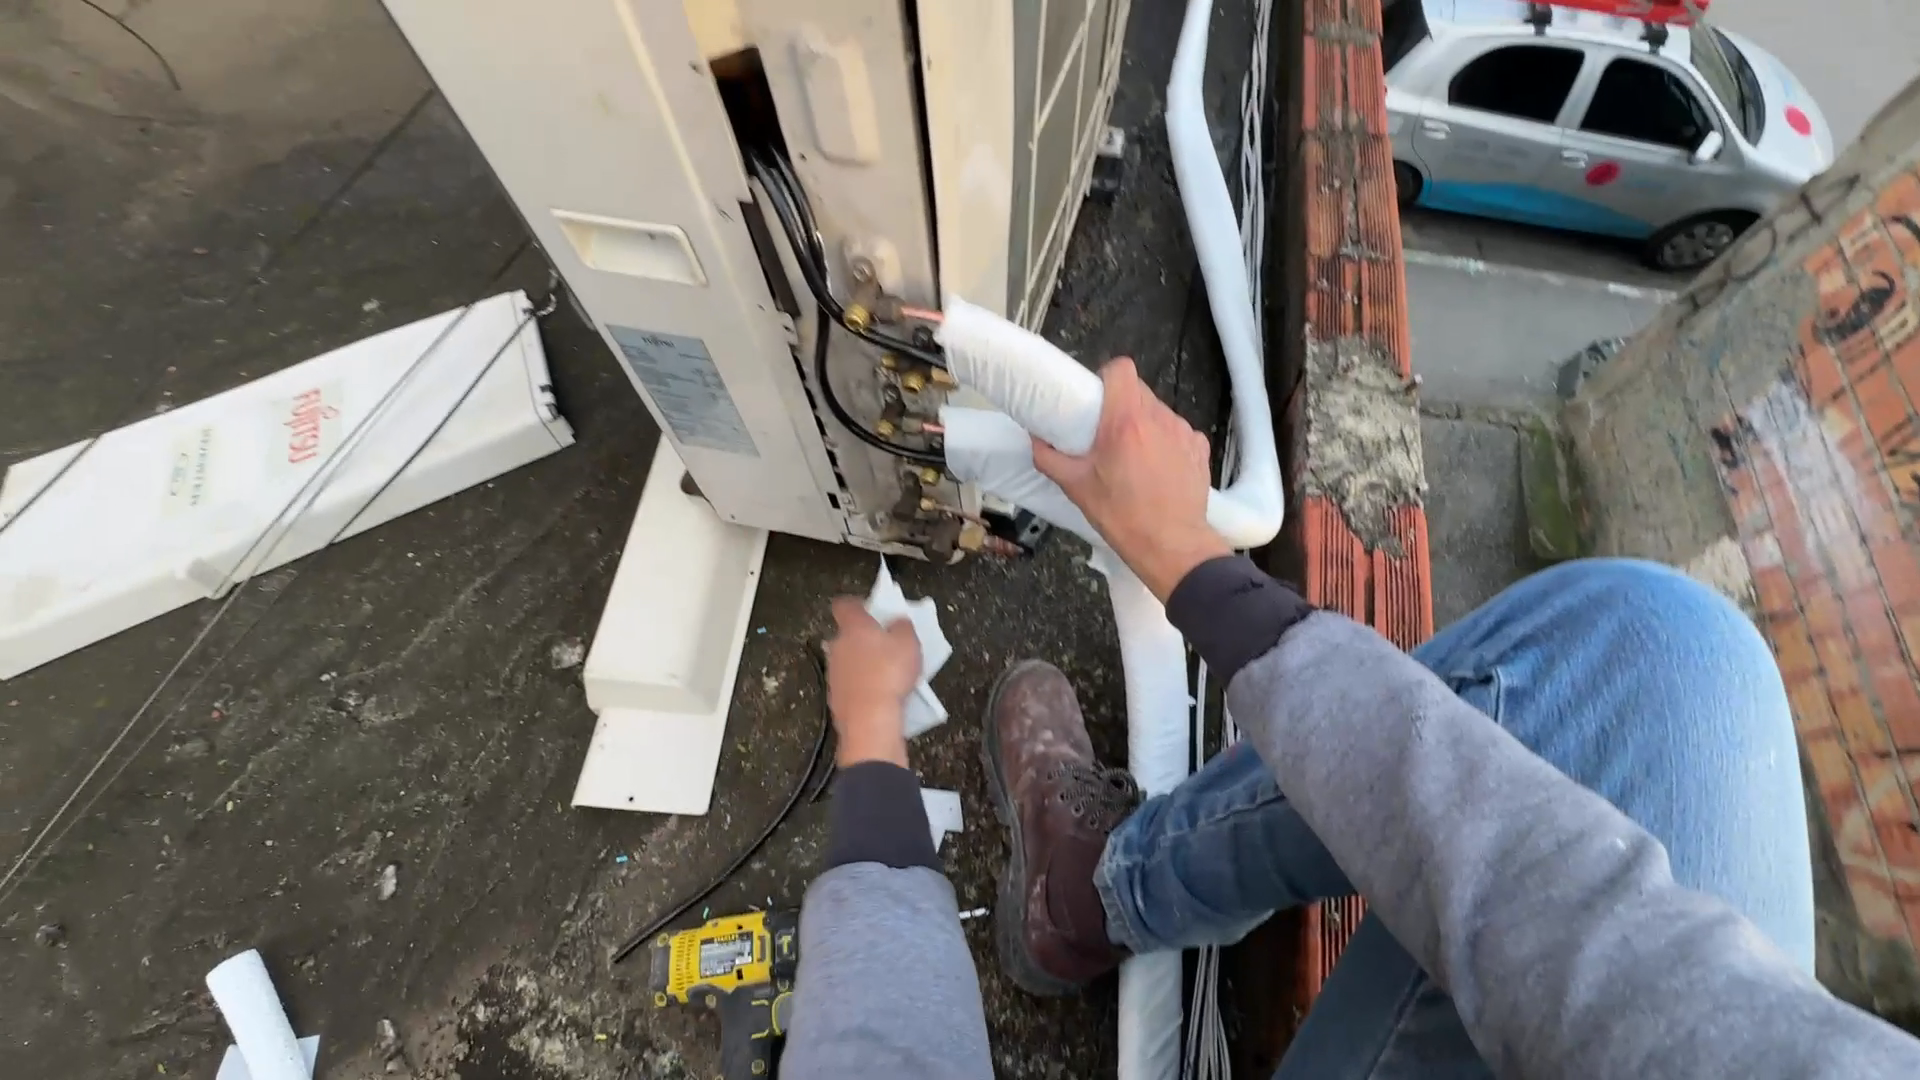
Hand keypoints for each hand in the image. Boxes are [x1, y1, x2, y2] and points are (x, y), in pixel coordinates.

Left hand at [823, 598, 921, 767]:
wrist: (869, 719)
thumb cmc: (889, 673)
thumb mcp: (909, 642)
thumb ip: (902, 626)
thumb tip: (897, 621)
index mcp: (853, 626)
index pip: (844, 604)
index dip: (857, 604)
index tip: (872, 609)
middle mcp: (837, 646)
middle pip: (847, 634)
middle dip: (864, 637)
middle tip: (886, 644)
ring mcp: (833, 672)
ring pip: (847, 660)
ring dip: (862, 663)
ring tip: (887, 673)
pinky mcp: (834, 696)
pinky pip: (850, 683)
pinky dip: (861, 685)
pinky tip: (880, 694)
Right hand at [1032, 358, 1232, 601]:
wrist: (1171, 545)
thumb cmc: (1122, 516)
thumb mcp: (1076, 487)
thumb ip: (1049, 458)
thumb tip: (1036, 439)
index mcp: (1125, 422)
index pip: (1121, 369)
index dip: (1107, 376)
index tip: (1096, 396)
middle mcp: (1158, 419)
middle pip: (1138, 391)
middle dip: (1120, 406)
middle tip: (1106, 434)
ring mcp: (1183, 432)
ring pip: (1157, 412)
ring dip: (1142, 426)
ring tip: (1132, 458)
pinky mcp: (1199, 448)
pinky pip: (1177, 432)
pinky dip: (1164, 442)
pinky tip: (1155, 469)